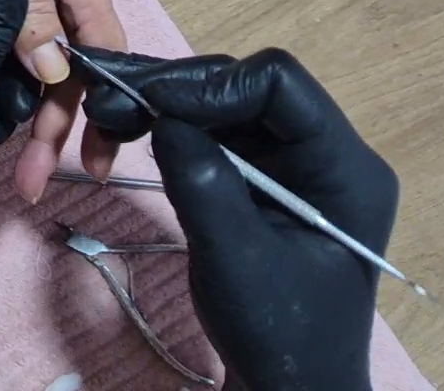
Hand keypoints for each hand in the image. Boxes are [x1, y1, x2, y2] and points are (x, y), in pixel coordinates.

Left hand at [0, 0, 125, 201]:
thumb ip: (29, 6)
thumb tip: (54, 69)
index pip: (105, 59)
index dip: (102, 112)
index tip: (91, 161)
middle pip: (77, 71)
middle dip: (64, 127)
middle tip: (37, 179)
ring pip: (49, 62)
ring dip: (37, 110)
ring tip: (19, 158)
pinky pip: (24, 43)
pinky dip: (16, 77)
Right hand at [77, 47, 398, 390]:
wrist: (286, 384)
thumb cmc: (277, 332)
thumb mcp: (236, 259)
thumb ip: (203, 182)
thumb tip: (162, 119)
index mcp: (342, 167)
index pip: (279, 85)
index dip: (212, 84)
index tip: (151, 102)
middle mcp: (316, 147)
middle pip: (237, 83)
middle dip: (170, 89)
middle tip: (105, 101)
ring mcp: (283, 154)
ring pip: (212, 97)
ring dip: (154, 102)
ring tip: (101, 112)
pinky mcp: (252, 164)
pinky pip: (201, 122)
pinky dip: (158, 122)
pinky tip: (120, 127)